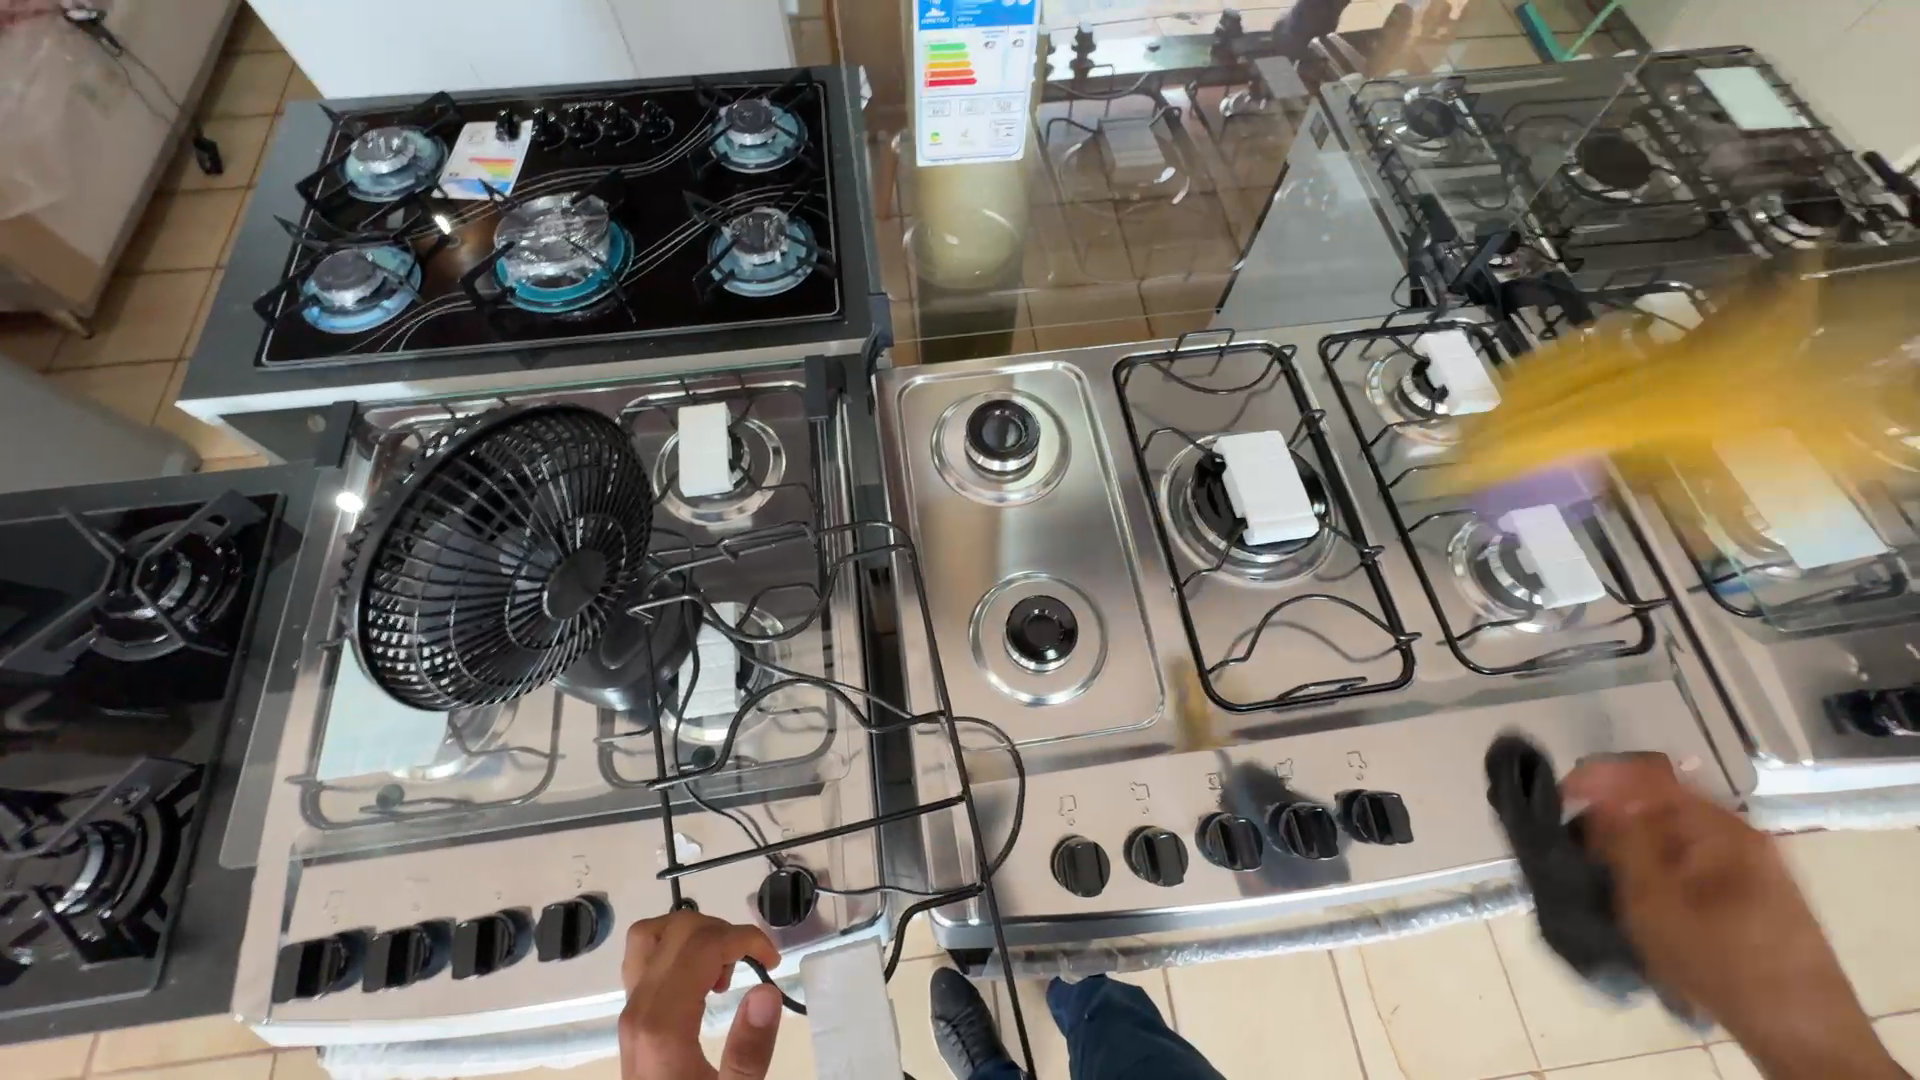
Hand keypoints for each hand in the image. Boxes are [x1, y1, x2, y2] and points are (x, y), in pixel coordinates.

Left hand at [618, 910, 784, 1079]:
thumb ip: (750, 1051)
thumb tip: (767, 989)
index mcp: (663, 1024)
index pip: (703, 944)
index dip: (744, 938)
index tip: (773, 961)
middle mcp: (639, 1007)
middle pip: (678, 929)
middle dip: (724, 932)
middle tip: (751, 964)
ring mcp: (630, 1010)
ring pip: (653, 935)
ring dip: (696, 936)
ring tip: (723, 969)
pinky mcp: (632, 1017)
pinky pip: (645, 957)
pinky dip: (676, 949)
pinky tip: (701, 980)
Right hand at [1566, 758, 1905, 1079]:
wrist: (1798, 1029)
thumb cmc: (1719, 962)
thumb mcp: (1652, 899)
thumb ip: (1621, 839)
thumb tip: (1592, 796)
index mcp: (1717, 826)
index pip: (1644, 775)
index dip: (1594, 778)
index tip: (1556, 796)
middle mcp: (1738, 832)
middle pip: (1658, 800)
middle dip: (1610, 811)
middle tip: (1573, 833)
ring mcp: (1750, 860)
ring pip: (1671, 827)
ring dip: (1630, 836)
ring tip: (1598, 860)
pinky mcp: (1751, 886)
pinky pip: (1688, 851)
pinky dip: (1654, 856)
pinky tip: (1636, 883)